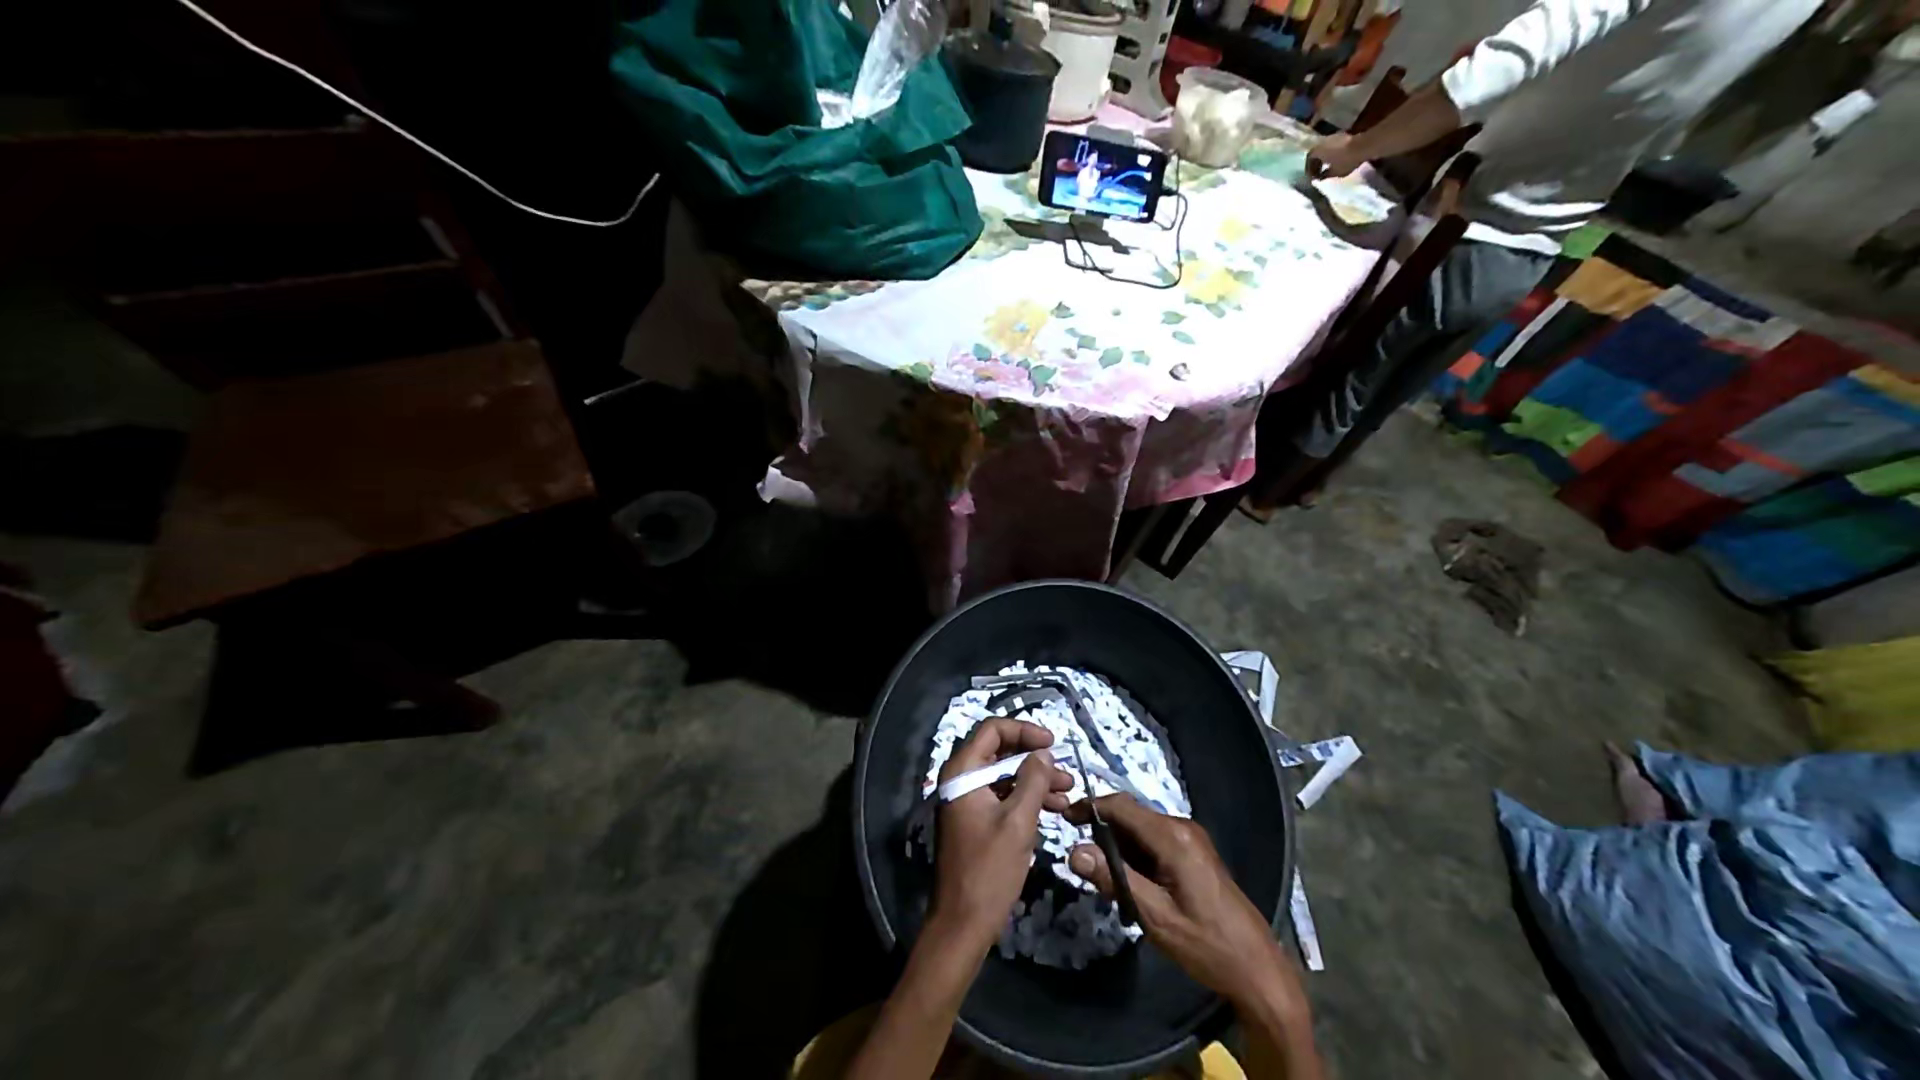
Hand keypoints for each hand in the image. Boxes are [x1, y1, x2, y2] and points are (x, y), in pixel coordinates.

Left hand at [932, 719, 1073, 951]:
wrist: (962, 923)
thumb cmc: (989, 870)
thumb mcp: (1018, 822)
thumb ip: (1033, 781)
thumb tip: (1044, 753)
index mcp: (961, 773)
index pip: (992, 730)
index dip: (1024, 730)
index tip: (1053, 743)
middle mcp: (959, 781)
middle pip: (998, 751)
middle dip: (1034, 758)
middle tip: (1065, 771)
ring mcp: (965, 802)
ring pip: (1003, 776)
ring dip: (1034, 780)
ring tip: (1068, 792)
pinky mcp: (974, 821)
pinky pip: (1001, 797)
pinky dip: (1026, 798)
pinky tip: (1053, 808)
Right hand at [1066, 796, 1304, 1013]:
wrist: (1258, 971)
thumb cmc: (1206, 945)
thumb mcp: (1154, 916)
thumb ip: (1114, 879)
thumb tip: (1074, 850)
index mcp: (1173, 837)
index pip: (1121, 806)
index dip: (1090, 807)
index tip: (1064, 819)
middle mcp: (1182, 828)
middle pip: (1130, 816)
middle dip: (1103, 834)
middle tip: (1086, 867)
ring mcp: (1191, 840)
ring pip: (1141, 831)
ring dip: (1119, 849)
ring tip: (1108, 884)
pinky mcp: (1195, 854)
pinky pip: (1155, 842)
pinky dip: (1136, 857)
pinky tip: (1133, 887)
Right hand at [1306, 133, 1362, 179]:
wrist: (1363, 146)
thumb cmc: (1345, 161)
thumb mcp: (1333, 173)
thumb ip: (1324, 176)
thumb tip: (1319, 178)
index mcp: (1317, 151)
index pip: (1308, 160)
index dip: (1309, 170)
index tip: (1312, 177)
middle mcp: (1322, 142)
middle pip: (1316, 153)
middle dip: (1316, 163)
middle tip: (1318, 172)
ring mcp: (1333, 137)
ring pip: (1324, 149)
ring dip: (1324, 157)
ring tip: (1326, 166)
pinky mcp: (1343, 136)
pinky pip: (1332, 146)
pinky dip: (1331, 153)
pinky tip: (1336, 159)